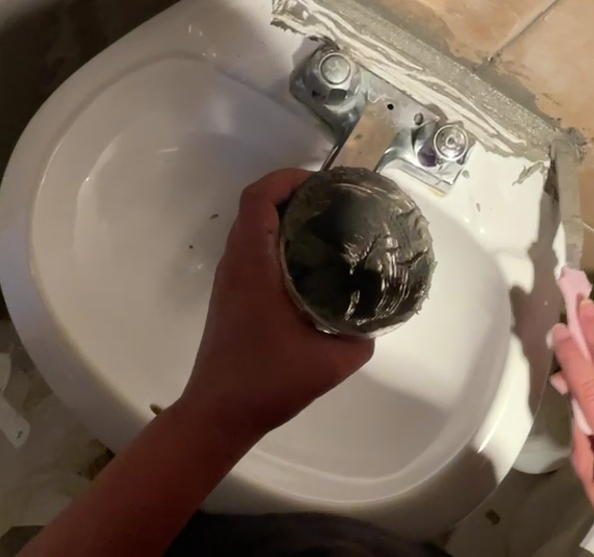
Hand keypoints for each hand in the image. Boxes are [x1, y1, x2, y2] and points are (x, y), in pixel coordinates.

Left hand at [179, 169, 373, 444]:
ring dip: (285, 214)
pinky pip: (253, 246)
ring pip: (253, 225)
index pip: (258, 197)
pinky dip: (278, 237)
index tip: (325, 185)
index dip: (289, 179)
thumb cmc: (266, 382)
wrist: (218, 414)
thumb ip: (359, 338)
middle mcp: (236, 262)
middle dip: (295, 192)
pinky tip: (309, 260)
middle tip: (335, 201)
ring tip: (327, 224)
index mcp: (252, 264)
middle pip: (257, 204)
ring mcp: (230, 277)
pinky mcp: (231, 292)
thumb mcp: (327, 363)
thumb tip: (375, 320)